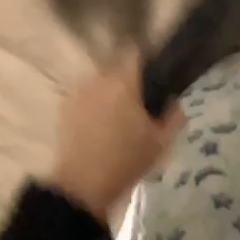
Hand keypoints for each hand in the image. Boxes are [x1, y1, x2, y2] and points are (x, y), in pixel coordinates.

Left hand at [48, 50, 184, 221]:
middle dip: (129, 84)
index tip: (156, 78)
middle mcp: (99, 79)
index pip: (138, 54)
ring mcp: (78, 91)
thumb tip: (174, 101)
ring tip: (116, 121)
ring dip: (109, 95)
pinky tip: (98, 128)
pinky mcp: (64, 106)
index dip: (148, 63)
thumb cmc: (126, 161)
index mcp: (124, 82)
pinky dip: (93, 106)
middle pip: (119, 71)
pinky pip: (86, 97)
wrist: (82, 186)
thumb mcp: (161, 143)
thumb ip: (174, 116)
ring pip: (101, 84)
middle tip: (139, 109)